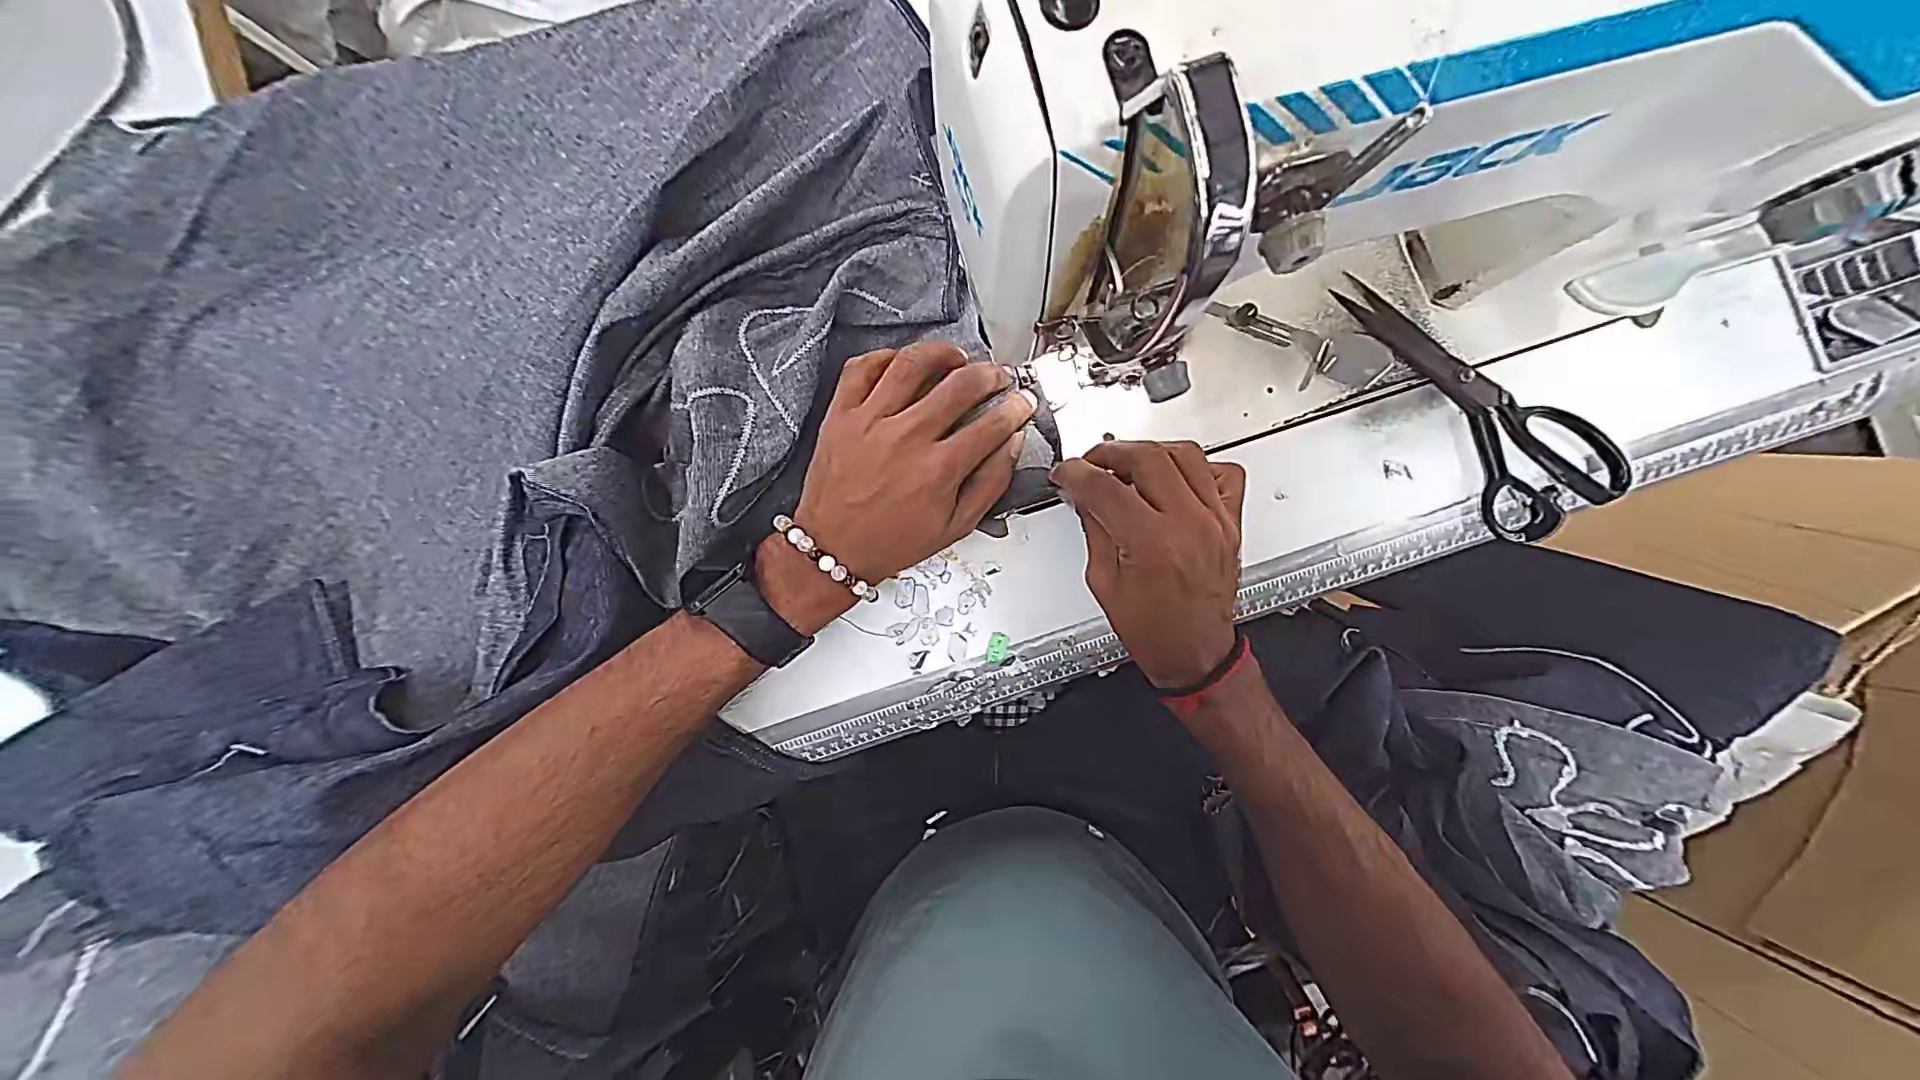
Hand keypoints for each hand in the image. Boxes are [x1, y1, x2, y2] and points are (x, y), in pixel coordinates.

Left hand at [757, 342, 1034, 634]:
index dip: (1016, 407)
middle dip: (990, 374)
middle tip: (997, 376)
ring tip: (956, 357)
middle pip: (960, 384)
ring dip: (943, 352)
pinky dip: (886, 356)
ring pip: (912, 363)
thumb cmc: (891, 541)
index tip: (1021, 402)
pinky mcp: (841, 416)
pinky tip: (903, 363)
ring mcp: (870, 422)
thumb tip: (1011, 444)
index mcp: (938, 470)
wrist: (834, 549)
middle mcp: (906, 439)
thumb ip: (990, 483)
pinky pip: (863, 368)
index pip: (992, 424)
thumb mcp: (955, 526)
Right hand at [1051, 441, 1245, 688]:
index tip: (1068, 472)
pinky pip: (1224, 472)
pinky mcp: (1232, 523)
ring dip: (1150, 451)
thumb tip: (1086, 495)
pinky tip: (1176, 475)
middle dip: (1109, 453)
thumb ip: (1095, 530)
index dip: (1076, 473)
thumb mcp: (1104, 582)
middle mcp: (1190, 526)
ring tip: (1129, 462)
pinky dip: (1197, 466)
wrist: (1195, 653)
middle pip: (1146, 457)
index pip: (1105, 486)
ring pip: (1185, 454)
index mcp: (1152, 544)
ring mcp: (1216, 521)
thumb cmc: (1155, 631)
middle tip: (1093, 462)